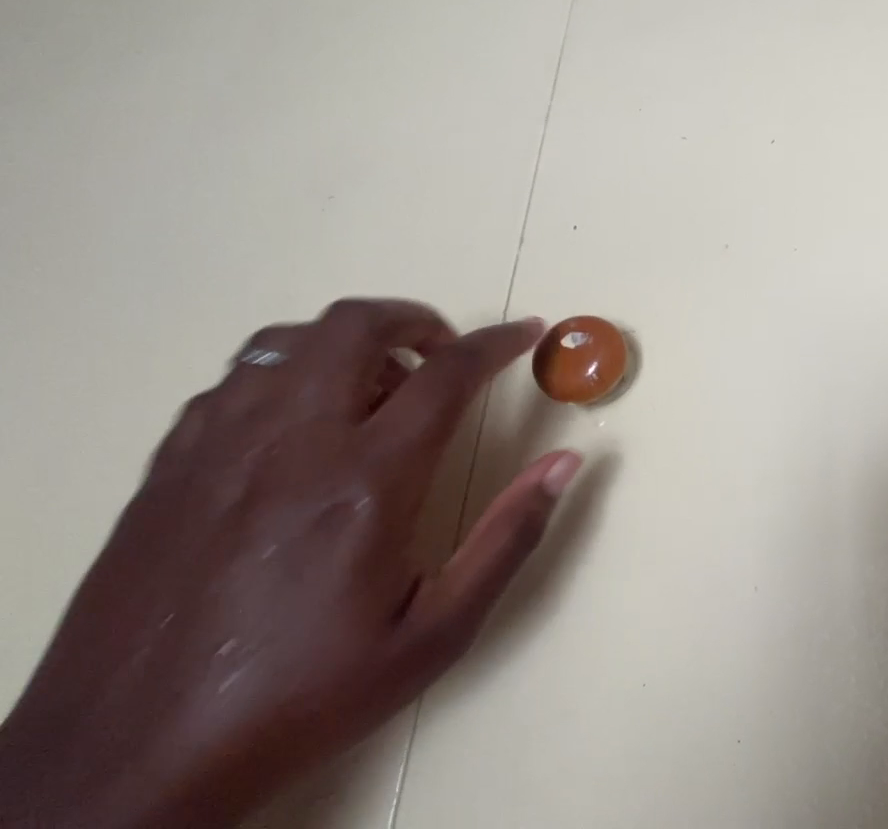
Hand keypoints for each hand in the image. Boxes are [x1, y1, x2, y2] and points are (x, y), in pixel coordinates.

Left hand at [0, 300, 576, 828]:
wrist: (129, 760)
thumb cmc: (305, 694)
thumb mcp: (436, 633)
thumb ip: (509, 536)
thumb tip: (567, 463)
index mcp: (366, 481)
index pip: (446, 373)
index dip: (498, 342)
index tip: (527, 332)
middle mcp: (289, 444)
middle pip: (353, 327)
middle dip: (416, 319)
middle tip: (447, 352)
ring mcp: (216, 450)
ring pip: (285, 342)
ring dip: (347, 341)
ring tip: (378, 385)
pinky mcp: (166, 468)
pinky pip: (233, 383)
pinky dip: (286, 375)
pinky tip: (302, 425)